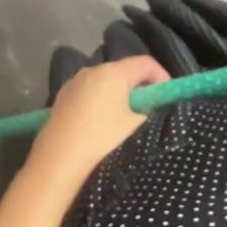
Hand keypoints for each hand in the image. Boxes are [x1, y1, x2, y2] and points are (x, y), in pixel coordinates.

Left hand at [26, 55, 168, 183]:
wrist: (58, 163)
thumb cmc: (103, 140)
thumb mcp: (138, 126)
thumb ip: (151, 111)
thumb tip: (152, 107)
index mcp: (112, 72)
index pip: (145, 63)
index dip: (162, 76)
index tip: (168, 97)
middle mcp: (90, 71)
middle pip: (123, 72)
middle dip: (139, 88)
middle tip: (149, 110)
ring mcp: (71, 85)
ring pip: (104, 84)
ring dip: (118, 97)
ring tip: (125, 121)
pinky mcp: (60, 101)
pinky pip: (88, 96)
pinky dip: (100, 105)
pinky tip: (101, 127)